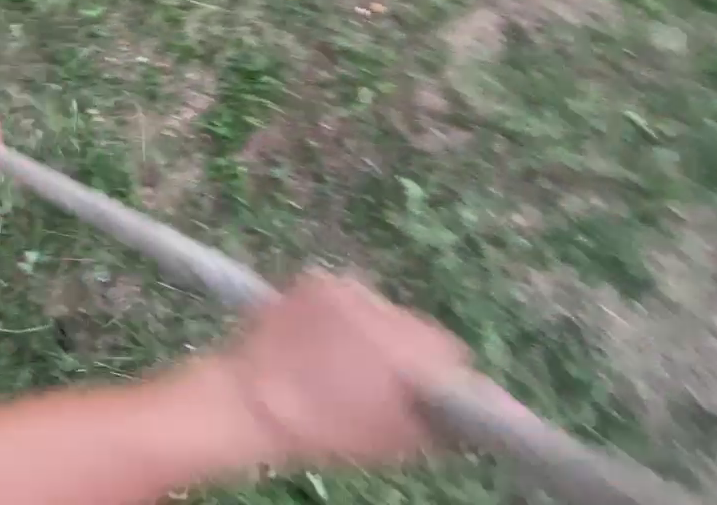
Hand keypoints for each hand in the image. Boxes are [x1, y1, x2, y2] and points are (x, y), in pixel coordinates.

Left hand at [214, 271, 491, 467]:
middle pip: (415, 326)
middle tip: (387, 376)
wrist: (253, 397)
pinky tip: (325, 334)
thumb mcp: (401, 438)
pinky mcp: (311, 279)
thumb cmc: (329, 427)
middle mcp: (380, 307)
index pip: (452, 352)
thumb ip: (443, 420)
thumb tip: (463, 413)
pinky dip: (341, 311)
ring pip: (380, 308)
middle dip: (408, 349)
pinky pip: (344, 295)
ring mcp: (342, 287)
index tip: (434, 392)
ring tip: (349, 355)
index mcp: (410, 348)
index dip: (447, 376)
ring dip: (375, 327)